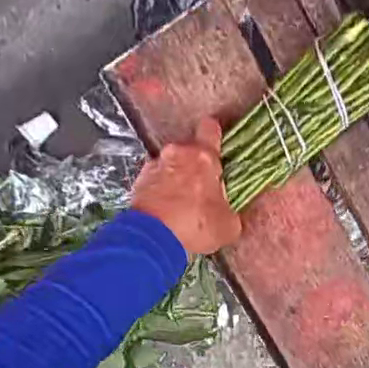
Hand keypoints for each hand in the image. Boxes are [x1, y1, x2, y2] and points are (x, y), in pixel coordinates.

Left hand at [130, 118, 241, 254]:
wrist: (153, 237)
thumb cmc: (197, 224)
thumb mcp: (229, 224)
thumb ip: (230, 210)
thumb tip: (226, 211)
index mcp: (203, 158)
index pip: (210, 130)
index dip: (215, 133)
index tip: (217, 137)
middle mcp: (177, 154)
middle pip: (190, 152)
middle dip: (197, 167)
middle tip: (205, 189)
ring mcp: (154, 166)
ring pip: (172, 167)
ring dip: (178, 179)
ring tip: (185, 204)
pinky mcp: (138, 182)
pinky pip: (156, 182)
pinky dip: (163, 192)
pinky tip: (170, 211)